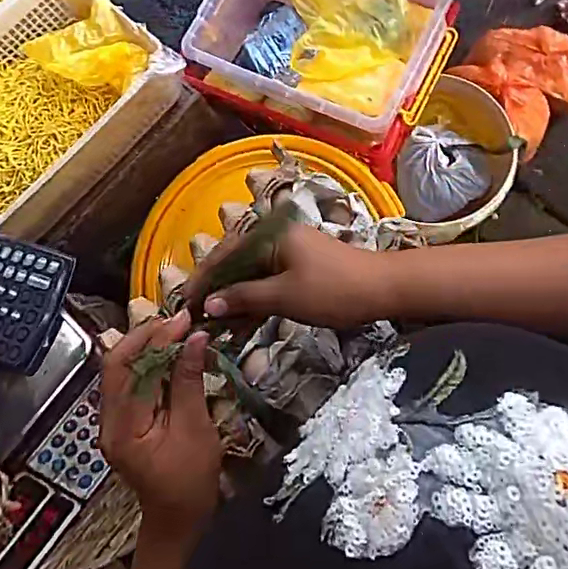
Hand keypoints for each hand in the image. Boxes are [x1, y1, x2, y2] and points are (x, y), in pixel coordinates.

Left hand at [99, 312, 221, 539]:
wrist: (179, 522)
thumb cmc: (190, 481)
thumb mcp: (195, 428)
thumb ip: (189, 381)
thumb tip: (195, 337)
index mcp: (121, 427)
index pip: (125, 367)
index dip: (151, 337)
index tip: (183, 320)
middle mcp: (109, 422)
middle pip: (119, 365)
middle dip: (149, 337)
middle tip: (183, 321)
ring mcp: (115, 423)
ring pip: (126, 372)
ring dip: (152, 348)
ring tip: (182, 331)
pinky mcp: (127, 424)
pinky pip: (136, 384)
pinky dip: (154, 365)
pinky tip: (176, 356)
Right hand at [188, 225, 392, 327]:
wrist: (383, 289)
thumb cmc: (333, 289)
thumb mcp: (284, 296)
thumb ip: (244, 298)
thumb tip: (209, 305)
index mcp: (270, 236)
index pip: (223, 255)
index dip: (201, 282)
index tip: (184, 307)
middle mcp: (276, 239)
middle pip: (235, 266)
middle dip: (216, 295)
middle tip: (195, 323)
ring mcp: (289, 255)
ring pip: (251, 278)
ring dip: (235, 304)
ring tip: (215, 332)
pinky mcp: (300, 271)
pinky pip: (268, 285)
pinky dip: (255, 305)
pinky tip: (241, 329)